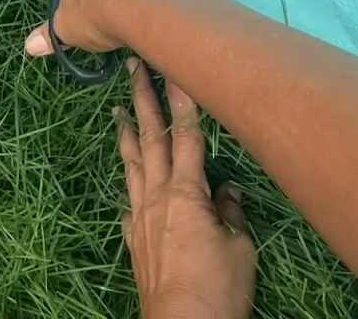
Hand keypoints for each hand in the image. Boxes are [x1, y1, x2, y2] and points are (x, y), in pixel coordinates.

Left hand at [118, 58, 255, 318]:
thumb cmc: (218, 289)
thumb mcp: (240, 250)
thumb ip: (230, 213)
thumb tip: (226, 191)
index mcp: (186, 193)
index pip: (185, 136)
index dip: (181, 100)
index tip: (173, 69)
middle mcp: (157, 195)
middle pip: (150, 137)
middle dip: (143, 99)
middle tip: (134, 68)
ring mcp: (140, 214)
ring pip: (132, 162)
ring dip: (126, 132)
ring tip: (117, 109)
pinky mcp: (133, 236)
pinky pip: (130, 200)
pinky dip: (131, 183)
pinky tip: (129, 179)